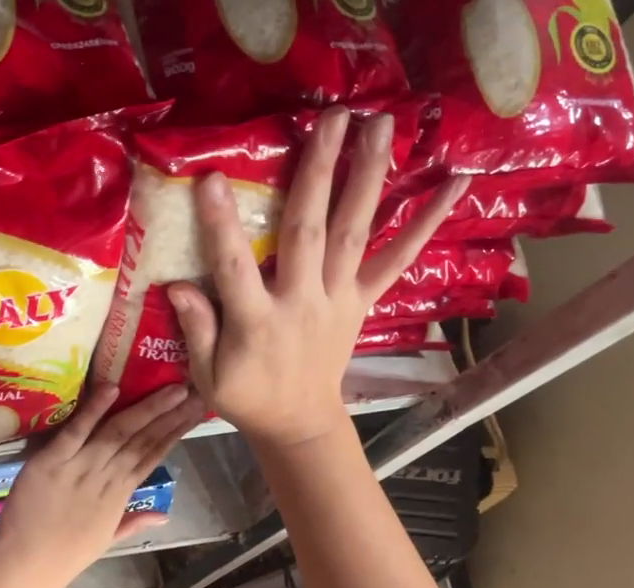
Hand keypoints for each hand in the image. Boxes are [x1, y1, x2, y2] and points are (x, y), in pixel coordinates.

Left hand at [0, 383, 205, 583]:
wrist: (28, 564)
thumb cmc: (63, 555)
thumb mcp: (106, 539)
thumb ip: (134, 522)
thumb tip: (164, 516)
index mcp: (120, 495)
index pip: (152, 456)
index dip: (174, 432)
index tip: (194, 411)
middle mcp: (105, 477)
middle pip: (142, 440)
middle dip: (169, 414)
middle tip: (192, 390)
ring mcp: (79, 468)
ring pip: (118, 432)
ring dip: (146, 408)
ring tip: (171, 388)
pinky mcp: (51, 462)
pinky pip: (75, 432)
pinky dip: (93, 410)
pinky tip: (112, 389)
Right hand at [167, 107, 468, 449]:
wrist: (298, 423)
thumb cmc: (246, 397)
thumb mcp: (207, 375)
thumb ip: (196, 329)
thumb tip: (178, 286)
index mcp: (257, 322)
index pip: (234, 268)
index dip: (221, 226)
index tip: (210, 181)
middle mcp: (302, 302)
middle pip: (309, 231)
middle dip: (319, 173)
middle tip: (331, 119)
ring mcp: (338, 299)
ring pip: (354, 232)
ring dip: (368, 177)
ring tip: (381, 126)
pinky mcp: (362, 302)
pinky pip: (398, 261)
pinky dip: (426, 224)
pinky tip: (454, 185)